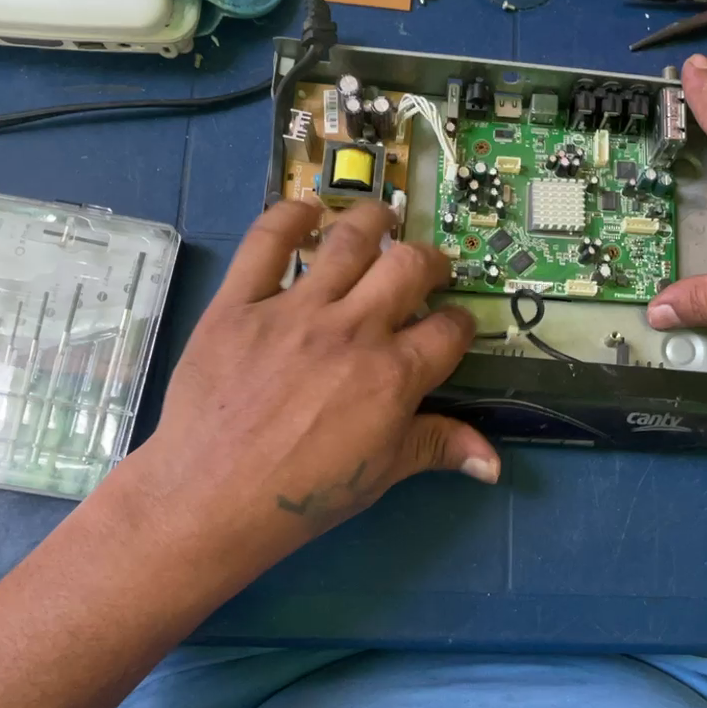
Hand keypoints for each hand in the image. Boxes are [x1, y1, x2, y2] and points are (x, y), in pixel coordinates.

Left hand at [118, 199, 498, 572]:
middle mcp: (353, 330)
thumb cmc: (304, 494)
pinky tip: (306, 210)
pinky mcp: (240, 303)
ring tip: (382, 216)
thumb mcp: (381, 473)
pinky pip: (266, 243)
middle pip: (409, 267)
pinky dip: (289, 216)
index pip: (448, 329)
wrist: (212, 498)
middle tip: (426, 267)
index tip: (453, 326)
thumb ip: (438, 448)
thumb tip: (494, 463)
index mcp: (394, 374)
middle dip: (430, 260)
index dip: (460, 323)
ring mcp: (295, 311)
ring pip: (349, 241)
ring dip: (374, 219)